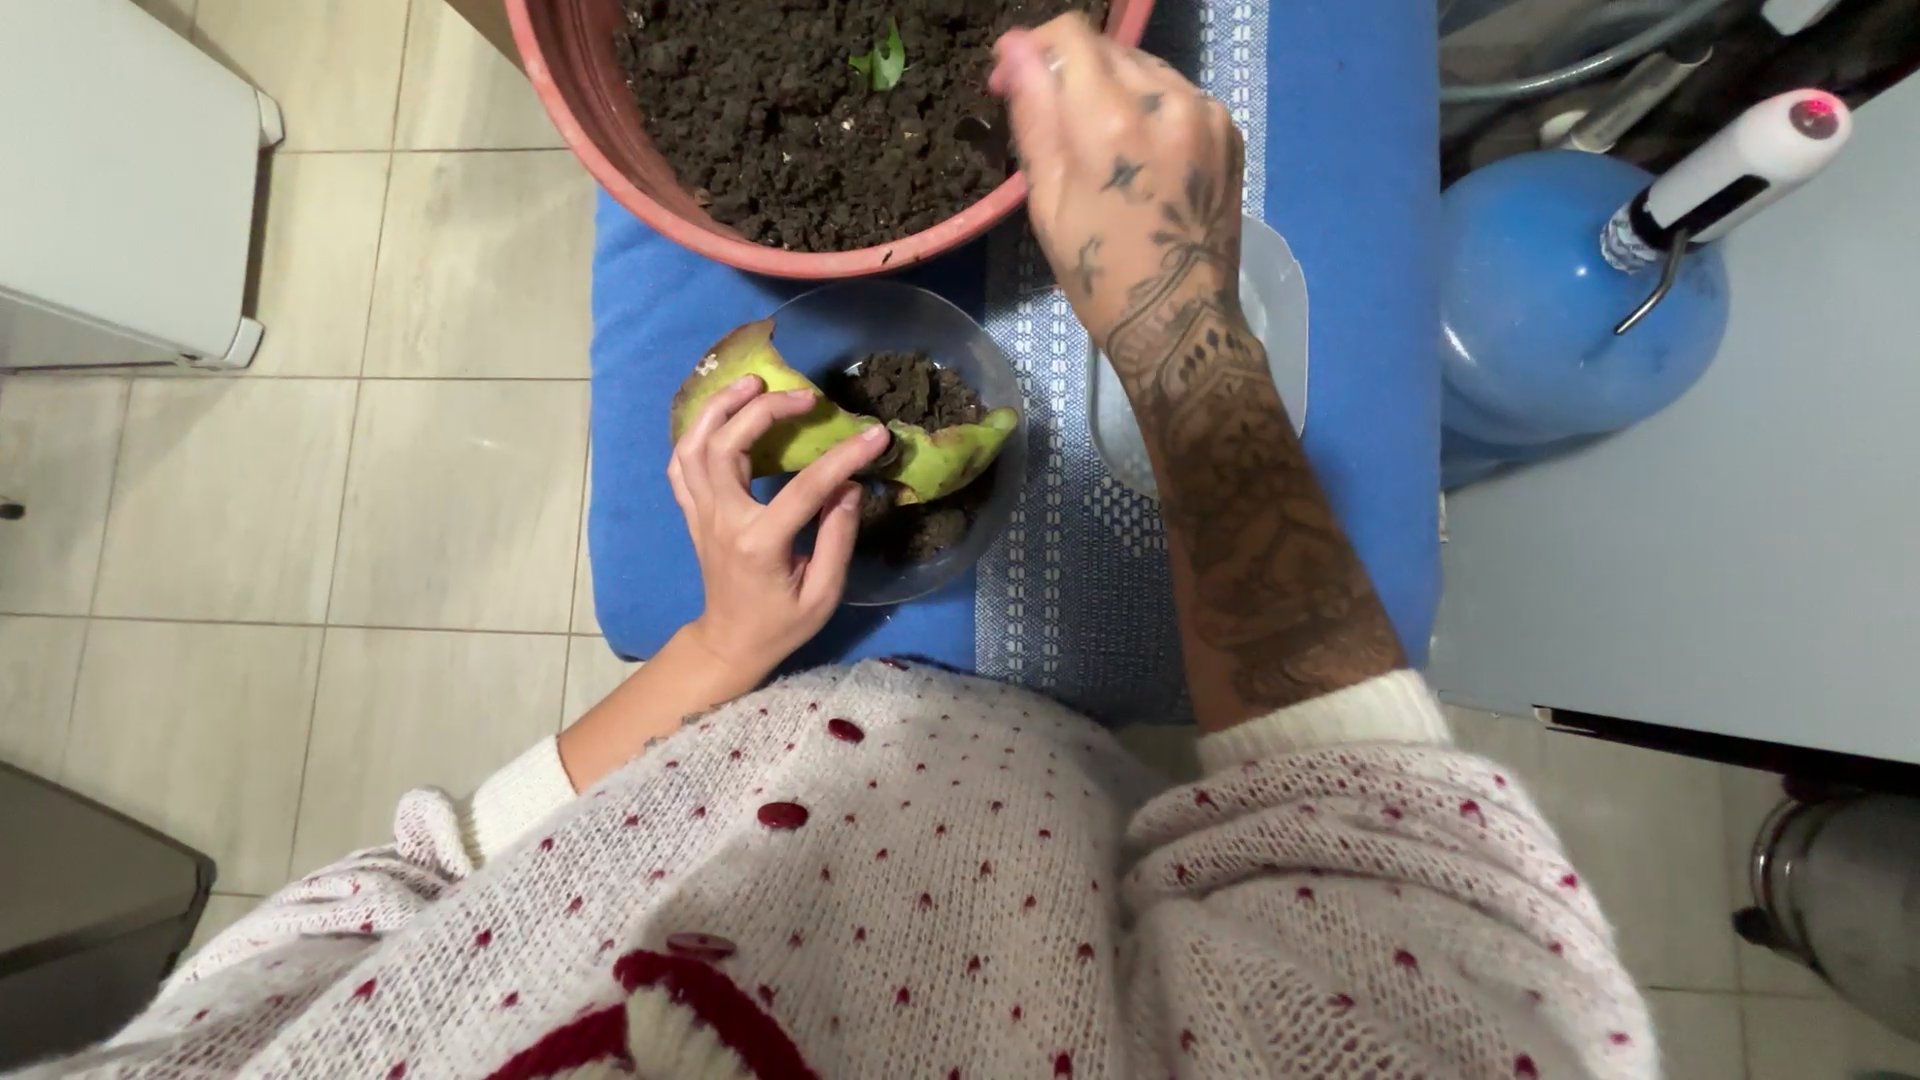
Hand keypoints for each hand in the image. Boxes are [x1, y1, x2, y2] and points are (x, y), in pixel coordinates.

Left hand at [667, 374, 892, 680]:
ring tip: (752, 383)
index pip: (805, 487)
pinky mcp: (693, 513)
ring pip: (693, 446)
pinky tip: (720, 414)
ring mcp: (701, 514)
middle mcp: (722, 520)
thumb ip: (837, 538)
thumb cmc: (782, 624)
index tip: (875, 435)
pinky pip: (681, 463)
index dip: (844, 457)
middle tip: (804, 396)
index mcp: (759, 544)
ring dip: (720, 408)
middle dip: (765, 411)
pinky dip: (695, 432)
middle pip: (727, 447)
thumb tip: (850, 486)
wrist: (731, 642)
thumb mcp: (823, 593)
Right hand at [989, 13, 1244, 374]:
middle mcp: (1164, 100)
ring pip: (1144, 69)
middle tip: (1055, 124)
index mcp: (1109, 123)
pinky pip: (1177, 95)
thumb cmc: (1100, 278)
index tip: (1016, 79)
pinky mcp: (1227, 129)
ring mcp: (1204, 112)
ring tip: (1103, 150)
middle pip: (1107, 48)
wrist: (1179, 320)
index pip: (1070, 36)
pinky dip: (1150, 111)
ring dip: (1113, 91)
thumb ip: (1034, 120)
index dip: (1033, 49)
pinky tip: (1141, 159)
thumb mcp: (1048, 207)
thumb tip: (1014, 51)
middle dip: (1071, 74)